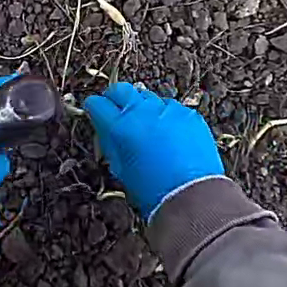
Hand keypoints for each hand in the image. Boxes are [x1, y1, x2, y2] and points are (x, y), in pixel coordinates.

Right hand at [85, 82, 224, 219]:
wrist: (192, 196)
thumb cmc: (154, 191)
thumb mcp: (120, 170)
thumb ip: (111, 144)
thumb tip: (106, 130)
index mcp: (121, 127)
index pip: (97, 104)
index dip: (94, 108)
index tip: (96, 112)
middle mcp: (144, 112)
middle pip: (121, 90)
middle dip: (115, 98)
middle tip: (117, 112)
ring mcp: (168, 110)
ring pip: (148, 97)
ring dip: (143, 108)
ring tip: (148, 129)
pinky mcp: (188, 114)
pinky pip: (171, 108)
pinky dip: (166, 117)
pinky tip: (170, 136)